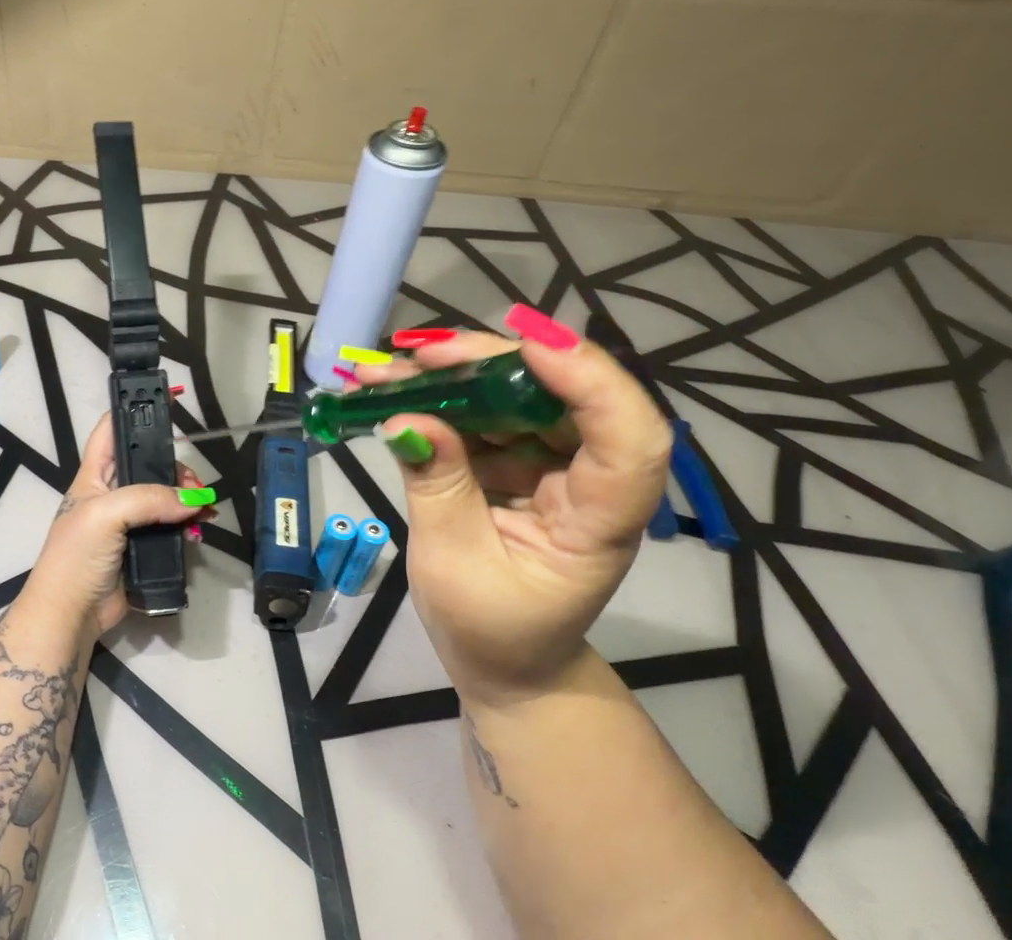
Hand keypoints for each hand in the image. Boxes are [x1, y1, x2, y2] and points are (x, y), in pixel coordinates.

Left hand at [20, 413, 214, 634]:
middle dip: (175, 469)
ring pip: (165, 498)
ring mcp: (128, 523)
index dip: (134, 414)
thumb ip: (149, 499)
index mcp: (93, 477)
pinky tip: (200, 528)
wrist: (71, 614)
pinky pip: (171, 528)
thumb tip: (192, 501)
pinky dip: (189, 525)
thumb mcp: (106, 515)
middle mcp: (111, 495)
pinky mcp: (143, 548)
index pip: (111, 431)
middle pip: (149, 466)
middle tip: (195, 485)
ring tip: (203, 509)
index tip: (167, 405)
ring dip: (187, 499)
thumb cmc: (77, 556)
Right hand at [359, 310, 672, 704]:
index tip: (527, 347)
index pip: (627, 439)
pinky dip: (438, 400)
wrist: (506, 664)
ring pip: (516, 399)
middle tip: (422, 354)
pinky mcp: (518, 464)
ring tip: (384, 369)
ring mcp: (553, 467)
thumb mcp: (453, 562)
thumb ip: (436, 486)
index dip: (590, 382)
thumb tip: (404, 417)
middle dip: (492, 364)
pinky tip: (390, 389)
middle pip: (562, 400)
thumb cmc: (492, 631)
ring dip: (452, 376)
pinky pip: (484, 418)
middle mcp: (587, 480)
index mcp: (599, 520)